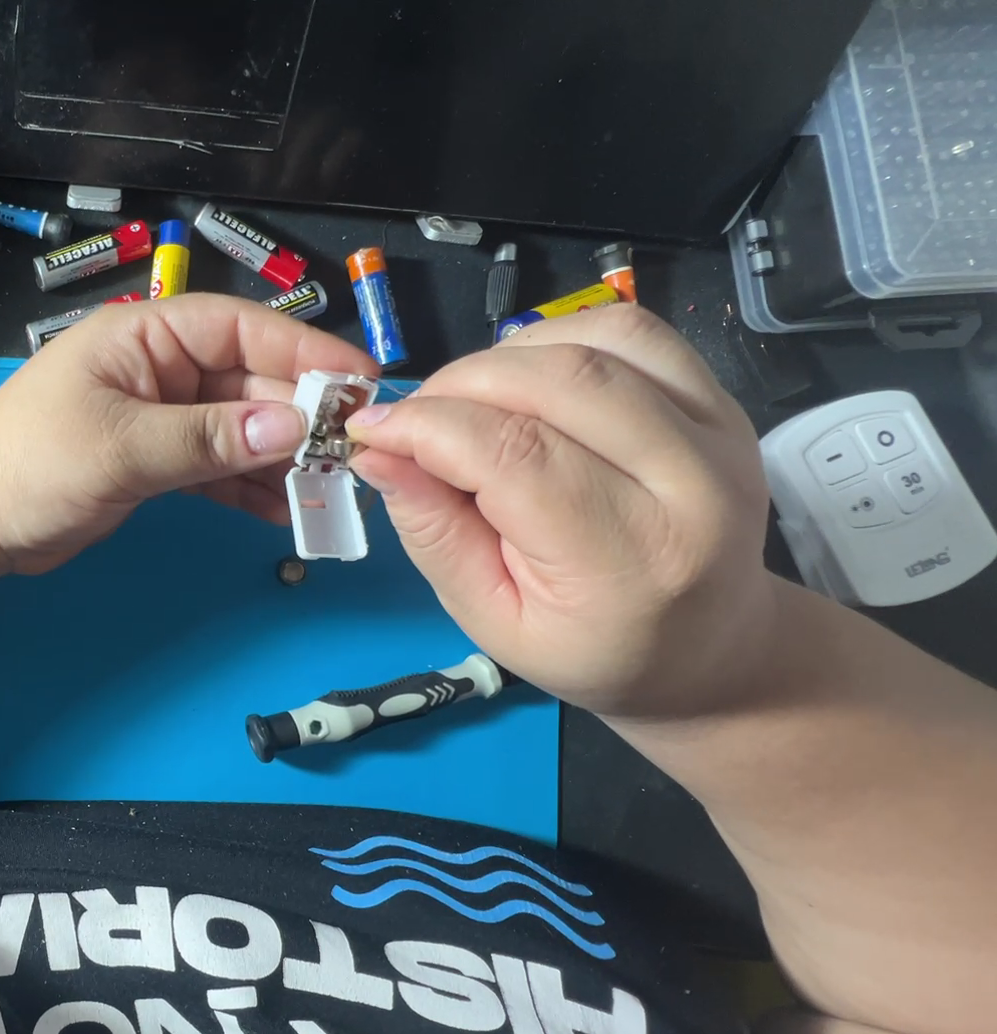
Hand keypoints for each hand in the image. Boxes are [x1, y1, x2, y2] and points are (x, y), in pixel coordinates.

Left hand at [0, 294, 376, 574]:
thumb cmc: (33, 465)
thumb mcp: (121, 447)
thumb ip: (206, 438)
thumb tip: (291, 429)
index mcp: (143, 336)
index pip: (238, 328)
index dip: (302, 351)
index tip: (358, 380)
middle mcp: (158, 369)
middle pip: (246, 381)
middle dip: (296, 417)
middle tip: (350, 453)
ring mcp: (160, 417)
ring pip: (236, 429)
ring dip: (279, 459)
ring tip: (327, 490)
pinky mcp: (157, 461)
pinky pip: (215, 467)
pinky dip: (246, 488)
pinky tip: (283, 510)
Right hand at [344, 305, 777, 720]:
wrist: (707, 646)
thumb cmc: (582, 645)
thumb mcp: (485, 614)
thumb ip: (431, 532)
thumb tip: (376, 453)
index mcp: (625, 558)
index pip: (511, 453)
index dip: (424, 427)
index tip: (367, 430)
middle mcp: (689, 482)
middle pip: (554, 382)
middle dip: (454, 386)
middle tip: (408, 420)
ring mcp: (717, 431)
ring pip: (593, 343)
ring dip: (501, 359)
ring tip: (462, 403)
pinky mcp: (721, 401)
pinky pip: (628, 333)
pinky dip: (553, 340)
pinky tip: (518, 381)